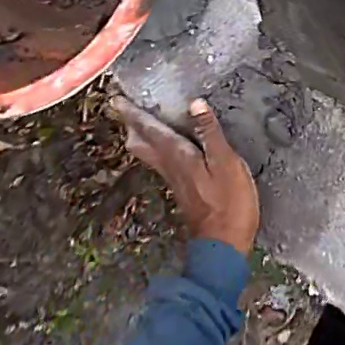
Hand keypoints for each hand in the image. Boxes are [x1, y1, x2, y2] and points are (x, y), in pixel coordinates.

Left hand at [111, 95, 258, 255]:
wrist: (223, 245)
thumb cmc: (228, 202)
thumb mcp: (226, 163)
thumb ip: (210, 133)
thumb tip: (195, 103)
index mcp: (178, 156)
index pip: (151, 130)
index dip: (134, 114)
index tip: (116, 99)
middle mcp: (170, 166)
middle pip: (141, 144)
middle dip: (132, 125)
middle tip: (125, 108)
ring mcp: (175, 180)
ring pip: (149, 154)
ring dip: (142, 136)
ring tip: (142, 122)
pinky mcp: (182, 188)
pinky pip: (162, 160)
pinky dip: (158, 146)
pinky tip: (169, 145)